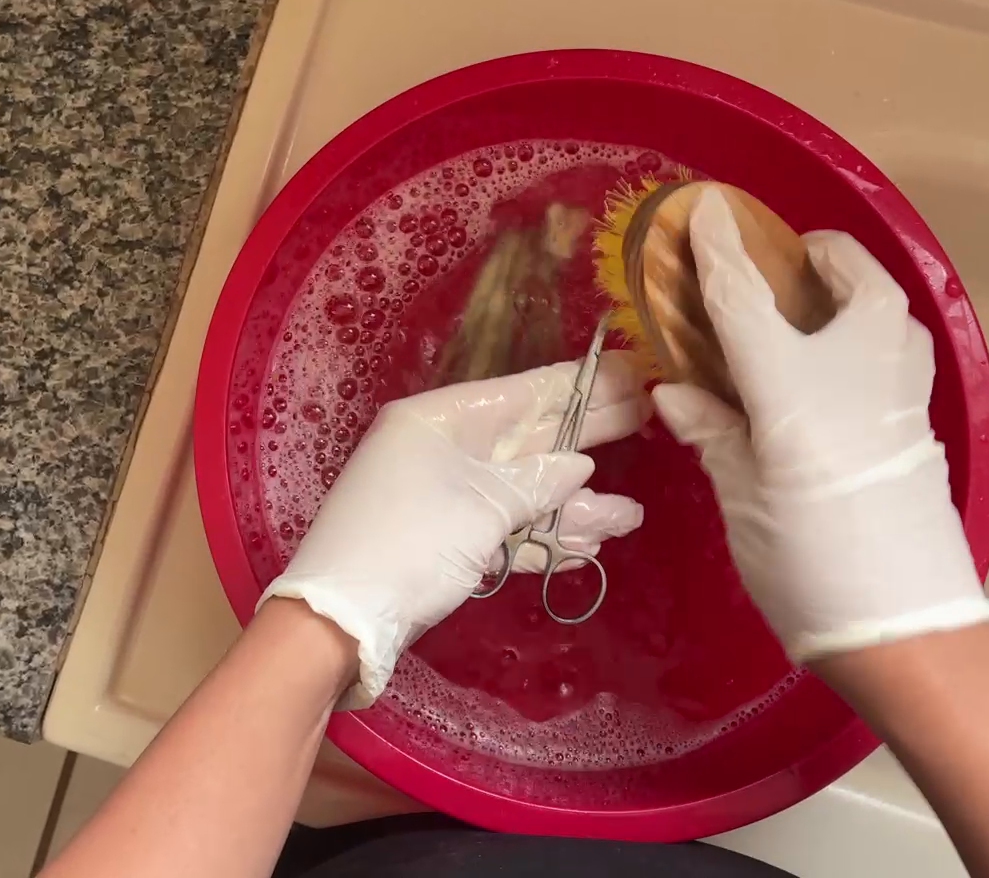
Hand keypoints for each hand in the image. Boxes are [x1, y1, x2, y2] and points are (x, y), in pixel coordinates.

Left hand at [263, 353, 649, 706]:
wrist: (341, 616)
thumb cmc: (410, 542)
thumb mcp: (480, 507)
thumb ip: (536, 483)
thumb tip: (579, 467)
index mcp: (439, 420)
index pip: (520, 393)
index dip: (576, 385)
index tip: (626, 372)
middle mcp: (442, 448)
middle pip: (526, 437)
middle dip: (584, 435)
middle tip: (646, 416)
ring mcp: (444, 494)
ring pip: (521, 490)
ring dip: (571, 506)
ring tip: (628, 515)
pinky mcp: (446, 537)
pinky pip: (504, 526)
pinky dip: (540, 536)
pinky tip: (587, 545)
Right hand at [650, 187, 988, 660]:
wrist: (904, 632)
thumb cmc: (804, 560)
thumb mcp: (738, 494)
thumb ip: (711, 429)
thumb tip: (675, 390)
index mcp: (793, 388)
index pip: (746, 300)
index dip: (720, 251)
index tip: (705, 208)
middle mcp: (857, 377)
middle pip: (854, 284)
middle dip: (821, 255)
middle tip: (784, 261)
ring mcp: (901, 399)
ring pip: (892, 314)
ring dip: (855, 290)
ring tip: (813, 306)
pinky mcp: (921, 427)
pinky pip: (898, 352)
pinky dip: (868, 334)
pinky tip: (835, 368)